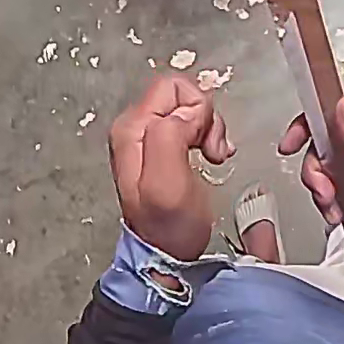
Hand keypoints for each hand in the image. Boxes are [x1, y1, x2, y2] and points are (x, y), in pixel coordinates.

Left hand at [110, 75, 235, 259]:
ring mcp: (147, 139)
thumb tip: (187, 114)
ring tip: (212, 156)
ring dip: (209, 130)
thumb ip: (172, 137)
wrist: (165, 255)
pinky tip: (208, 157)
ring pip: (188, 109)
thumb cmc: (168, 227)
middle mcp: (134, 129)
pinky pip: (190, 125)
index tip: (203, 144)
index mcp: (131, 130)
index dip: (198, 111)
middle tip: (210, 151)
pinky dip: (206, 137)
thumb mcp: (166, 184)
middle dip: (205, 119)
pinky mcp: (162, 149)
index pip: (172, 88)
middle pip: (180, 96)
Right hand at [278, 96, 343, 260]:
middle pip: (322, 140)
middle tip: (324, 192)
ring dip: (321, 187)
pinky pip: (328, 180)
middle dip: (315, 169)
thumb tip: (343, 105)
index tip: (291, 146)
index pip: (334, 111)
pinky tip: (337, 210)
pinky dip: (326, 197)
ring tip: (334, 206)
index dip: (307, 126)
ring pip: (322, 163)